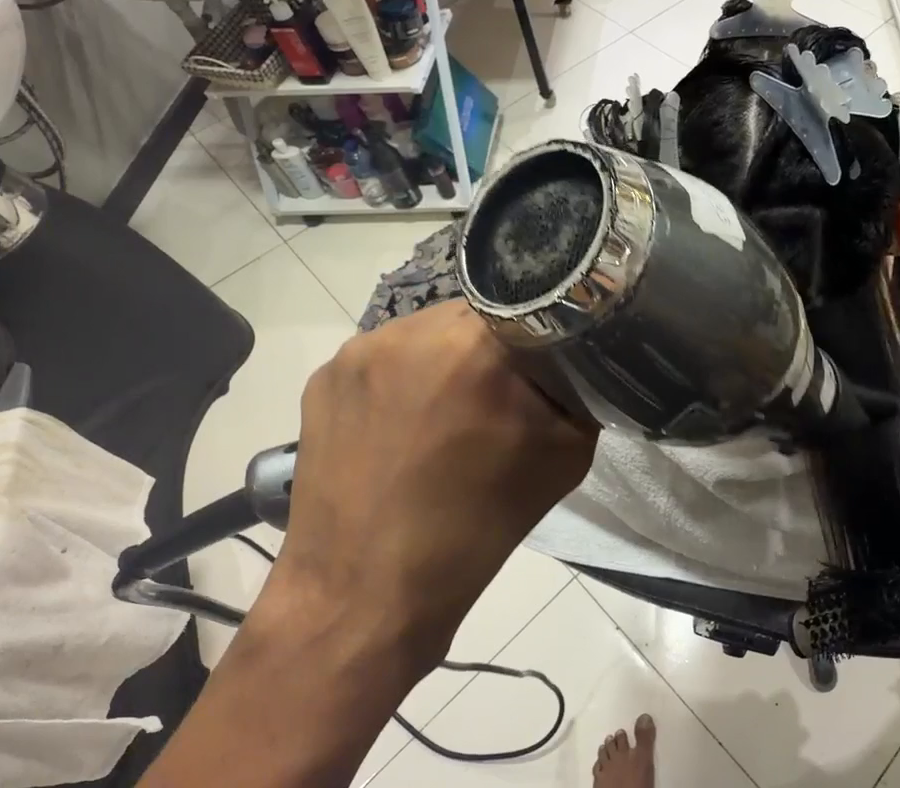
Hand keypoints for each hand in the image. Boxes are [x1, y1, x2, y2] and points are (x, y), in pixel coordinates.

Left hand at [261, 300, 596, 674]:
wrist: (366, 593)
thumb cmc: (478, 527)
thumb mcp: (567, 454)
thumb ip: (577, 390)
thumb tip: (574, 363)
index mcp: (479, 346)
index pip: (531, 305)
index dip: (543, 335)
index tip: (544, 370)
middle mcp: (413, 330)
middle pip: (475, 317)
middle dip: (492, 349)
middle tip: (498, 398)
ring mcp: (359, 351)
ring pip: (426, 335)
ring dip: (445, 362)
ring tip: (446, 416)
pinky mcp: (323, 377)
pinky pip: (383, 360)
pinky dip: (402, 382)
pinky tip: (403, 429)